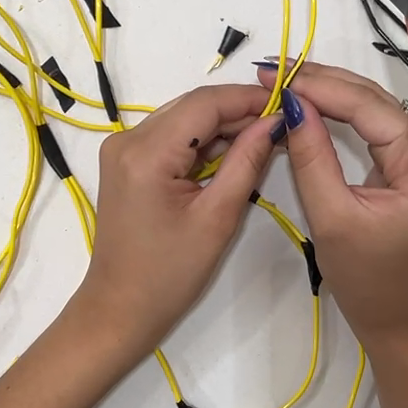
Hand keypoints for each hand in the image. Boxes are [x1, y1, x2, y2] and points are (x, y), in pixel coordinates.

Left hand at [73, 83, 283, 358]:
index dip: (246, 99)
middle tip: (280, 125)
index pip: (204, 104)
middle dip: (236, 111)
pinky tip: (230, 153)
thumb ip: (246, 162)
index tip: (288, 104)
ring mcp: (121, 148)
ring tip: (262, 139)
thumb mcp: (217, 218)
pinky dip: (200, 140)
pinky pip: (170, 135)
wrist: (120, 308)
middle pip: (192, 106)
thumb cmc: (170, 273)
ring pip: (182, 117)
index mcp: (146, 153)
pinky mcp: (125, 160)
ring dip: (220, 125)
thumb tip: (275, 121)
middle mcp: (127, 139)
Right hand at [256, 2, 407, 343]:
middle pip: (378, 100)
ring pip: (367, 105)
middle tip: (274, 70)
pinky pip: (361, 122)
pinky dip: (330, 108)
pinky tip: (302, 95)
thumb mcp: (333, 216)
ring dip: (324, 88)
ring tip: (278, 76)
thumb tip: (293, 103)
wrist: (385, 310)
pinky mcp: (392, 162)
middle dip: (327, 80)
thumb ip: (313, 157)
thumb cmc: (368, 273)